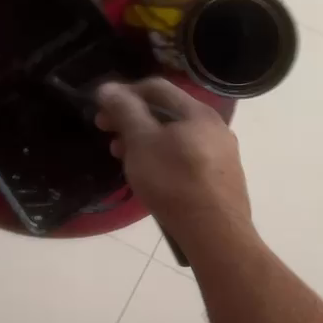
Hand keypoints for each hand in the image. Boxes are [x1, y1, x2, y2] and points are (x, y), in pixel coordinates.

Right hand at [95, 78, 252, 255]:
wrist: (215, 235)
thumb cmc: (173, 181)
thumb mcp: (140, 141)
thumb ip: (124, 109)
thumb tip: (108, 87)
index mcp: (198, 112)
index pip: (155, 87)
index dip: (124, 92)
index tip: (101, 107)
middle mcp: (215, 127)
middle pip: (164, 110)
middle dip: (130, 117)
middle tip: (105, 130)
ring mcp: (221, 153)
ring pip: (173, 134)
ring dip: (142, 137)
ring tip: (121, 154)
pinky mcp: (220, 176)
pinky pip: (184, 153)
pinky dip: (160, 153)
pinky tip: (147, 171)